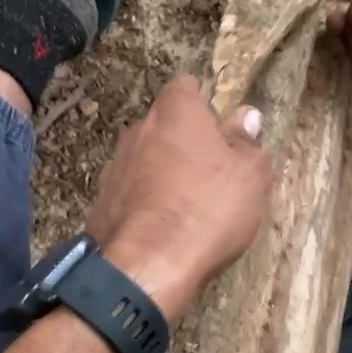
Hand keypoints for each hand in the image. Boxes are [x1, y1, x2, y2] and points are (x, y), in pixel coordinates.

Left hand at [87, 76, 273, 319]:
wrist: (147, 264)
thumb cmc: (208, 209)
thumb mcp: (249, 176)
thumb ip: (248, 143)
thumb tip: (246, 117)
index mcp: (175, 112)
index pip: (185, 87)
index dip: (204, 104)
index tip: (220, 129)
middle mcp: (139, 129)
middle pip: (165, 125)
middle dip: (185, 142)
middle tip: (212, 173)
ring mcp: (115, 166)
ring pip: (147, 159)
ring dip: (164, 173)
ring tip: (188, 206)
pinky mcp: (102, 201)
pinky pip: (132, 191)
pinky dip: (146, 202)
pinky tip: (163, 228)